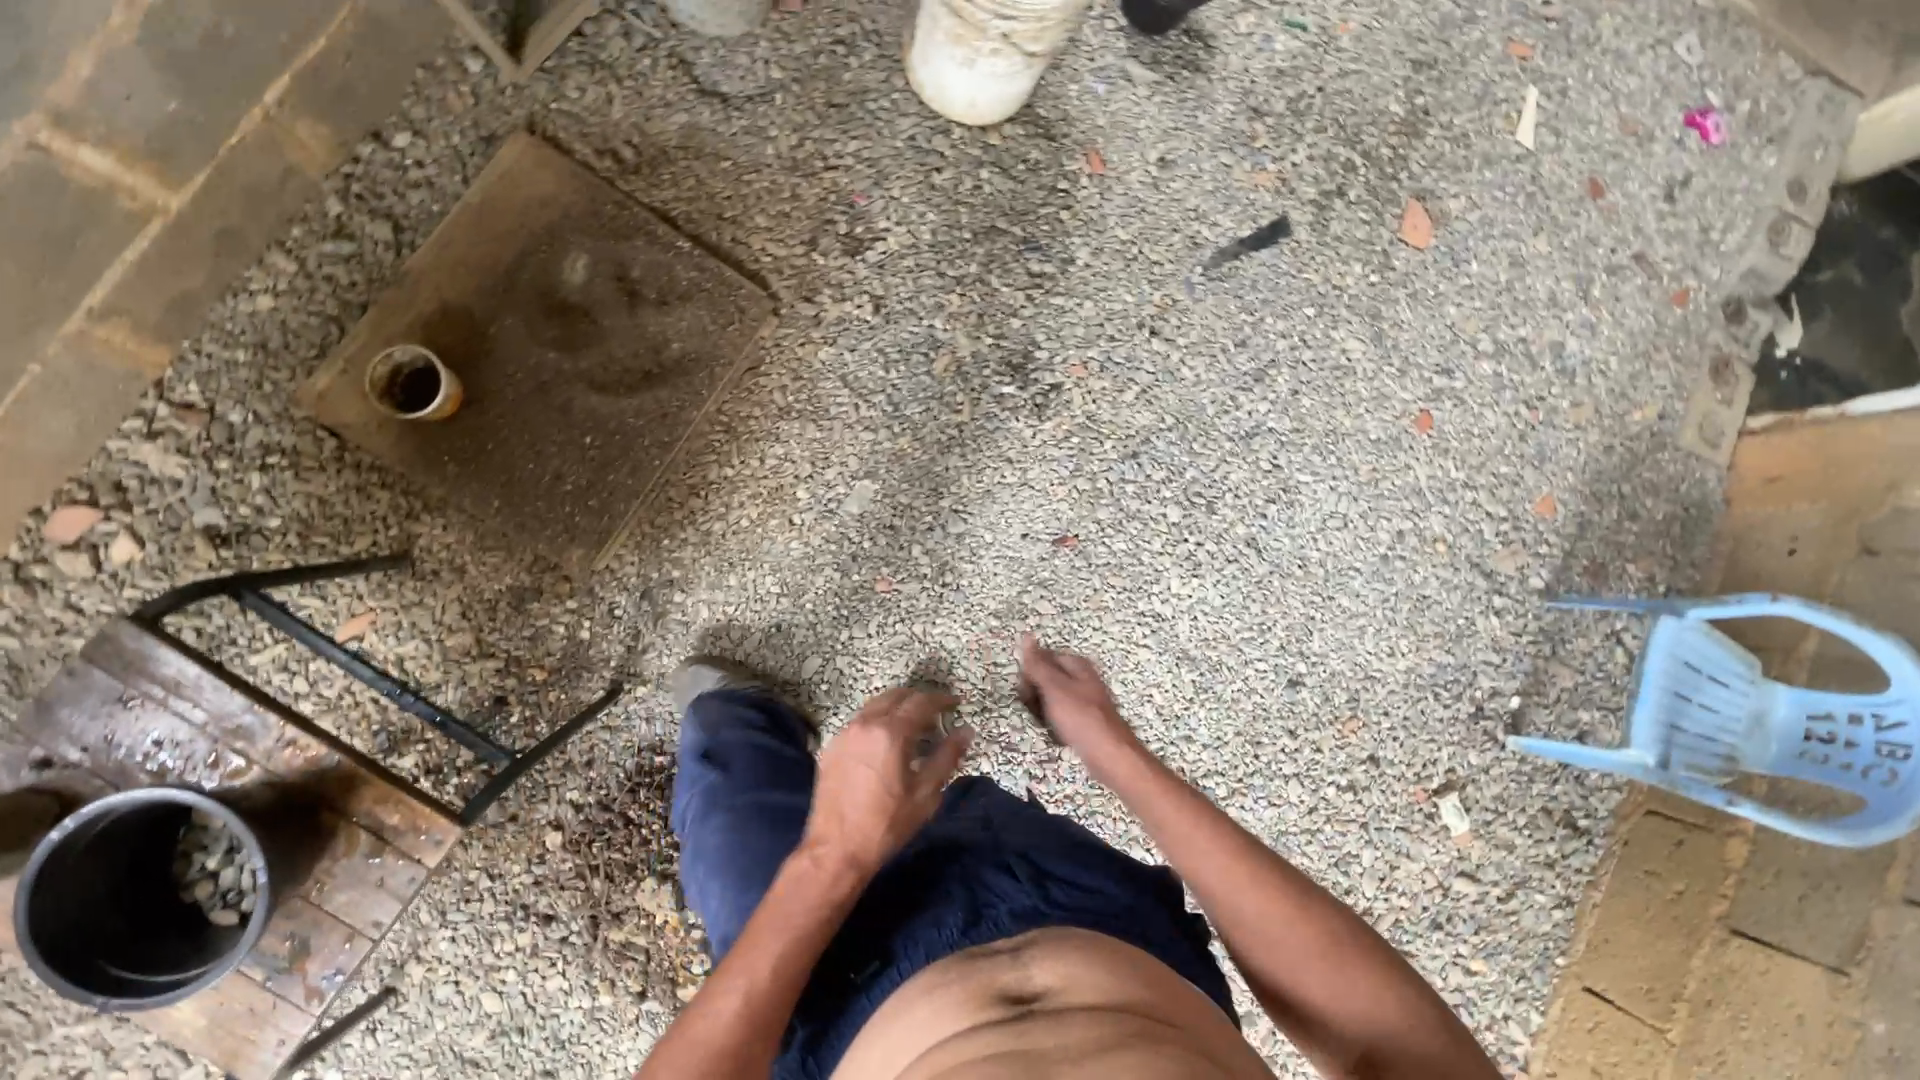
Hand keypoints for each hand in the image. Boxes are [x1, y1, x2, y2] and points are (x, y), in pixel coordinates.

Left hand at [800, 687, 971, 876]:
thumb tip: (966, 732)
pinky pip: (860, 721)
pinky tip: (886, 742)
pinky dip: (877, 720)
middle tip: (936, 712)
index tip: (956, 703)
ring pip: (875, 705)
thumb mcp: (926, 794)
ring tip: (913, 725)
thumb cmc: (886, 824)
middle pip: (895, 696)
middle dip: (918, 699)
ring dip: (896, 707)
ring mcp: (845, 734)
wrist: (836, 849)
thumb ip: (947, 757)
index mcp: (890, 733)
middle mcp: (865, 724)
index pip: (921, 703)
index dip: (941, 700)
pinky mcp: (832, 747)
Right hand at [1017, 634, 1145, 779]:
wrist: (1108, 754)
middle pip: (1046, 678)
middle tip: (1036, 710)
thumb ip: (1038, 664)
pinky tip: (1056, 734)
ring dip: (1043, 711)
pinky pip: (1061, 715)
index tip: (1026, 690)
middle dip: (1036, 694)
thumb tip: (1026, 636)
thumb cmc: (1081, 718)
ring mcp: (1084, 699)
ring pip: (1052, 699)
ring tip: (1047, 724)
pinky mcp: (1084, 719)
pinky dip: (1055, 723)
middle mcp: (1082, 678)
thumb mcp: (1054, 688)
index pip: (1042, 658)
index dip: (1030, 673)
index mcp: (1076, 665)